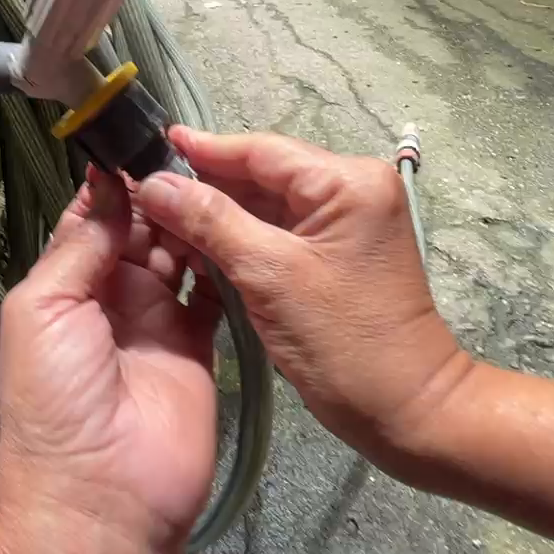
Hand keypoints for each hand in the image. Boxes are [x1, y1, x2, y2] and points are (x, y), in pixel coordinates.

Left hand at [0, 166, 220, 550]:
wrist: (105, 496)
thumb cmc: (58, 396)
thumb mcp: (45, 308)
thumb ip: (82, 244)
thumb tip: (108, 180)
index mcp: (66, 282)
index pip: (93, 216)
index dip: (115, 182)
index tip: (144, 141)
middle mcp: (112, 292)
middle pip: (140, 227)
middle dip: (159, 194)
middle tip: (191, 156)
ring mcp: (158, 315)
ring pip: (178, 249)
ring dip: (190, 219)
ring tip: (216, 180)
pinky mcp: (199, 339)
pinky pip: (213, 289)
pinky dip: (221, 258)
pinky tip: (236, 224)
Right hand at [134, 128, 472, 471]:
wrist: (406, 410)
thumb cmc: (342, 342)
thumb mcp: (269, 275)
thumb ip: (210, 221)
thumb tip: (154, 183)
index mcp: (347, 181)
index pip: (262, 150)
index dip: (204, 148)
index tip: (155, 142)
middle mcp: (351, 186)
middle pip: (262, 174)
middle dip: (205, 185)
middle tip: (147, 189)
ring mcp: (345, 218)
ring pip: (266, 202)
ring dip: (217, 213)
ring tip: (161, 216)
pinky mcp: (334, 248)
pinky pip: (278, 229)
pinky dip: (239, 236)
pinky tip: (197, 242)